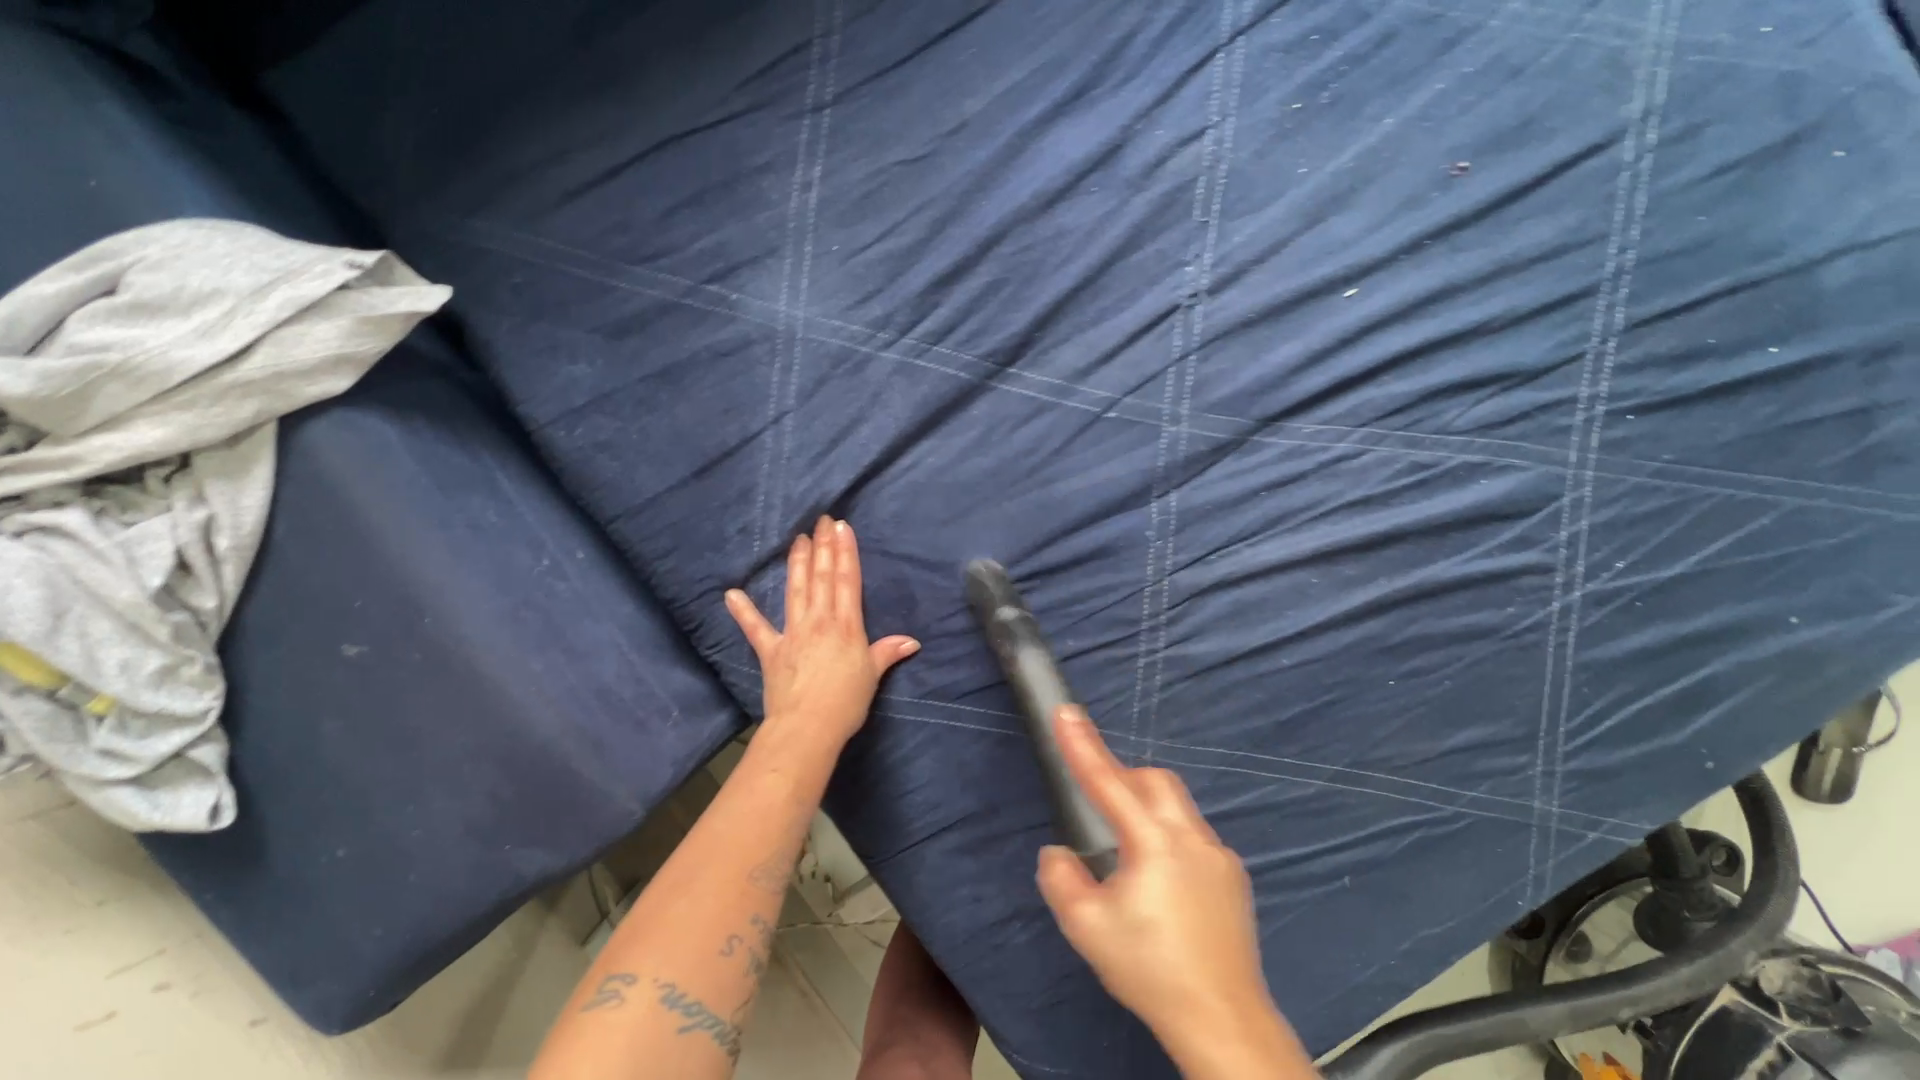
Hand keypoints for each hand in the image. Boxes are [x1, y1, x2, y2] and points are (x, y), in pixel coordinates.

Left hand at [725, 517, 918, 746]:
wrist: (808, 727)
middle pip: (822, 578)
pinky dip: (743, 611)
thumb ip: (887, 653)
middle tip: (821, 521)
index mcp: (847, 626)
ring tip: (798, 539)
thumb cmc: (846, 702)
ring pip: (796, 591)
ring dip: (797, 564)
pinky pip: (755, 628)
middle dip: (823, 547)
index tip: (841, 527)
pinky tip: (731, 594)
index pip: (847, 581)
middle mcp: (819, 621)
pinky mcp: (770, 651)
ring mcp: (792, 633)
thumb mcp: (872, 675)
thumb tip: (911, 641)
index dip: (845, 552)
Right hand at [1036, 707, 1282, 1049]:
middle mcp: (1192, 838)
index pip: (1109, 781)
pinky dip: (1170, 840)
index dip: (1083, 745)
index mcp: (1153, 843)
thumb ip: (1061, 879)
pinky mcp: (1235, 879)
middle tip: (1097, 804)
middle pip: (1155, 781)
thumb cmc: (1149, 969)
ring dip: (1148, 810)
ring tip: (1126, 855)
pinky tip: (1161, 886)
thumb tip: (1058, 852)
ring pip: (1179, 809)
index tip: (1066, 711)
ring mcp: (1220, 857)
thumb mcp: (1086, 928)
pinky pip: (1196, 839)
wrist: (1220, 1017)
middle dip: (1123, 778)